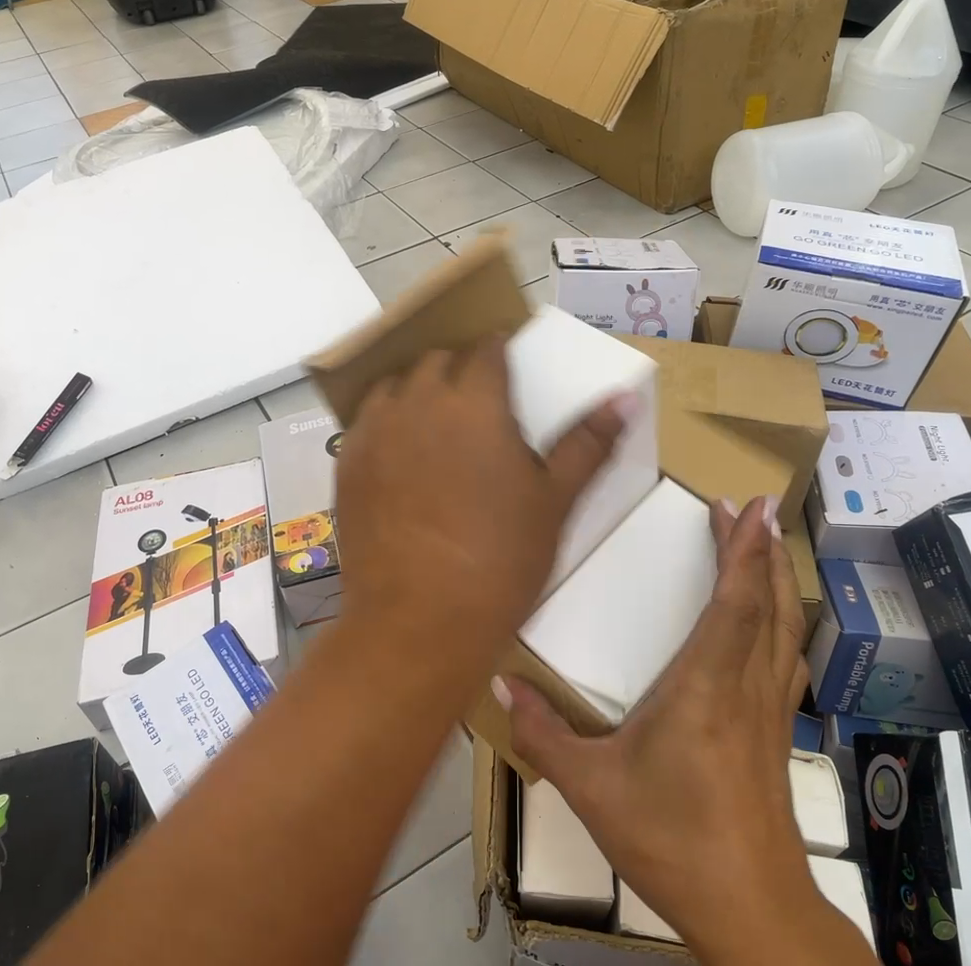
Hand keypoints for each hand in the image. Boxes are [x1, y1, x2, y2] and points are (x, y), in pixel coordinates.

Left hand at [334, 338, 629, 645]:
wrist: (419, 621)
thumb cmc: (500, 560)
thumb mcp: (555, 502)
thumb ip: (587, 444)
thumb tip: (625, 397)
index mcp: (474, 401)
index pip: (487, 349)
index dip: (500, 351)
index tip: (508, 364)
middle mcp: (418, 402)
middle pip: (437, 361)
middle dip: (460, 369)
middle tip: (480, 404)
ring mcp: (374, 432)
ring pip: (395, 386)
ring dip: (418, 392)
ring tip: (438, 426)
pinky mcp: (345, 465)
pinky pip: (367, 423)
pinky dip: (387, 425)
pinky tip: (402, 458)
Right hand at [503, 496, 844, 958]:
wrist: (750, 907)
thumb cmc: (670, 839)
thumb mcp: (591, 787)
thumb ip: (544, 733)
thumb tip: (500, 685)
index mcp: (705, 687)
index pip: (734, 602)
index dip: (743, 550)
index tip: (750, 507)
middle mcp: (744, 689)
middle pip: (766, 605)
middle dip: (760, 552)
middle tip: (755, 510)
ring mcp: (769, 714)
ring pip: (783, 632)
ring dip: (776, 583)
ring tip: (766, 550)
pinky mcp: (777, 738)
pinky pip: (785, 662)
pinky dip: (782, 627)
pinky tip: (774, 631)